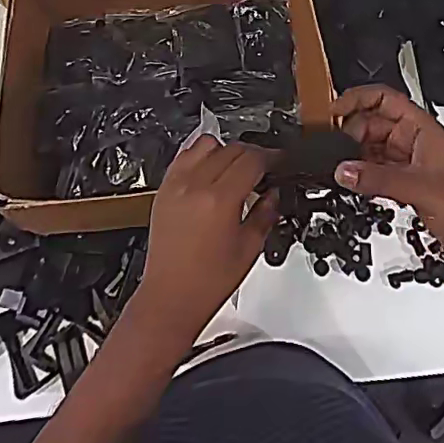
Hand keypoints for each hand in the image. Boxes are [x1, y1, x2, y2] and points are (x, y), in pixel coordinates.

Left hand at [134, 136, 278, 340]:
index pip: (253, 158)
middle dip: (254, 154)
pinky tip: (211, 170)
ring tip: (236, 168)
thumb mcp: (250, 247)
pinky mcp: (164, 190)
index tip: (279, 162)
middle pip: (233, 147)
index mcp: (220, 200)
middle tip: (264, 170)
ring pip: (208, 144)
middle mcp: (196, 187)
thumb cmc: (206, 282)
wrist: (170, 298)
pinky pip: (185, 155)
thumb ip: (267, 213)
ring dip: (227, 150)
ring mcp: (177, 186)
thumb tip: (275, 193)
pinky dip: (201, 155)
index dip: (272, 157)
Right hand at [331, 85, 443, 261]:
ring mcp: (407, 161)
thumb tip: (344, 170)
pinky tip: (352, 183)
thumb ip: (378, 178)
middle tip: (331, 148)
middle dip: (349, 133)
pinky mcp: (404, 182)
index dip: (356, 99)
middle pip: (370, 123)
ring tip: (338, 168)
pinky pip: (374, 170)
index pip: (383, 98)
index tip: (333, 112)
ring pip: (370, 148)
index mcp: (420, 126)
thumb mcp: (420, 187)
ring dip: (354, 156)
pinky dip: (361, 175)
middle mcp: (412, 139)